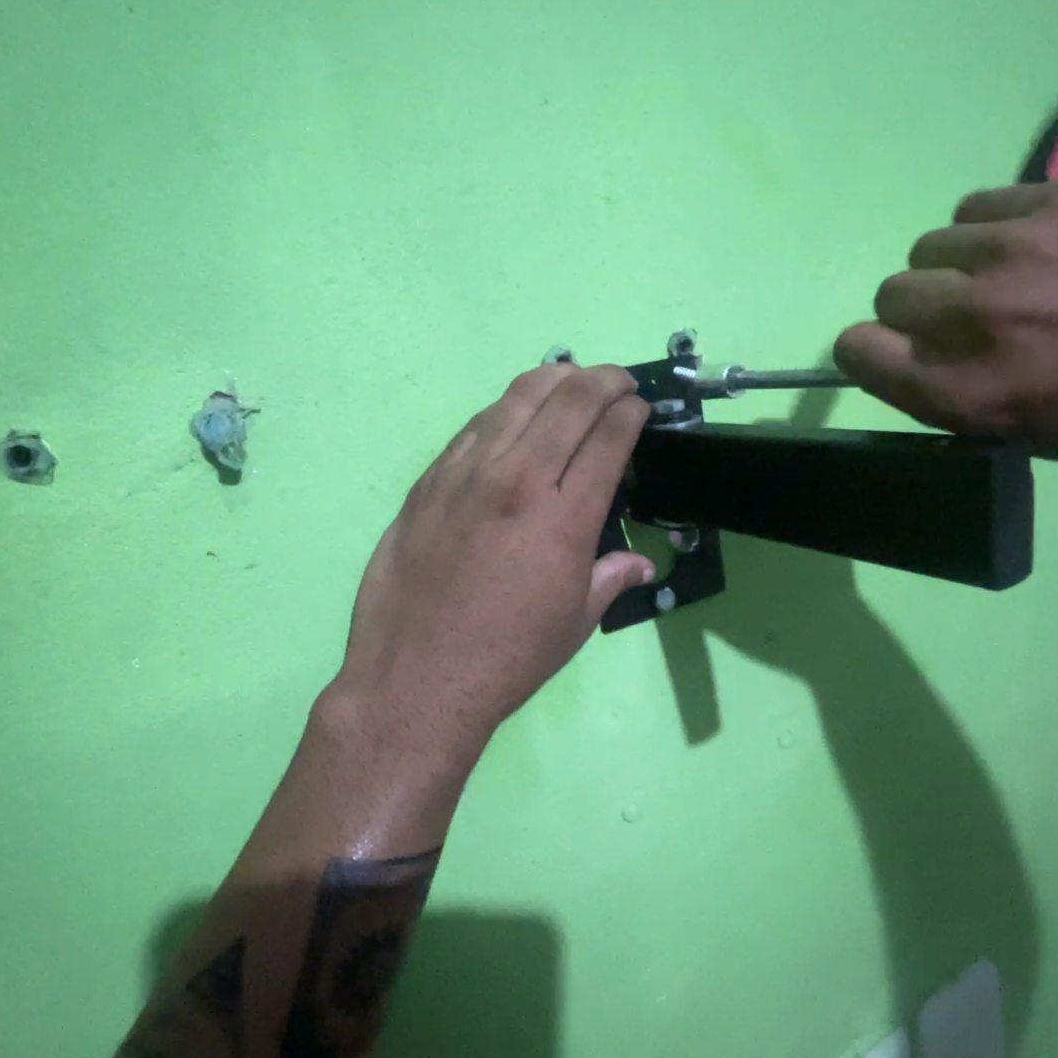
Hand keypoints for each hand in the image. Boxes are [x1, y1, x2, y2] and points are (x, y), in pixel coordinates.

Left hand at [327, 363, 653, 749]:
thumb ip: (611, 578)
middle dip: (603, 380)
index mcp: (564, 517)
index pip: (609, 437)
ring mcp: (466, 475)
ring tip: (571, 380)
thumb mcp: (575, 623)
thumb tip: (641, 564)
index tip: (641, 407)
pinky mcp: (428, 481)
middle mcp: (517, 479)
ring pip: (516, 398)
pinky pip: (474, 426)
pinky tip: (513, 415)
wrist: (416, 677)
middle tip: (617, 382)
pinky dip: (505, 409)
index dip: (632, 412)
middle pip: (569, 401)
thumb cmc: (507, 657)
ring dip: (554, 379)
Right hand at [834, 182, 1057, 456]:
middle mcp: (980, 320)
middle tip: (970, 323)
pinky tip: (1036, 242)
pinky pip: (975, 206)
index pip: (859, 355)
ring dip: (953, 268)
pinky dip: (987, 228)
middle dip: (915, 315)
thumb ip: (975, 401)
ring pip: (927, 247)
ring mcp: (1018, 252)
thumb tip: (930, 367)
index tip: (896, 357)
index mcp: (977, 396)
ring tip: (1010, 278)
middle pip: (889, 297)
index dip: (871, 356)